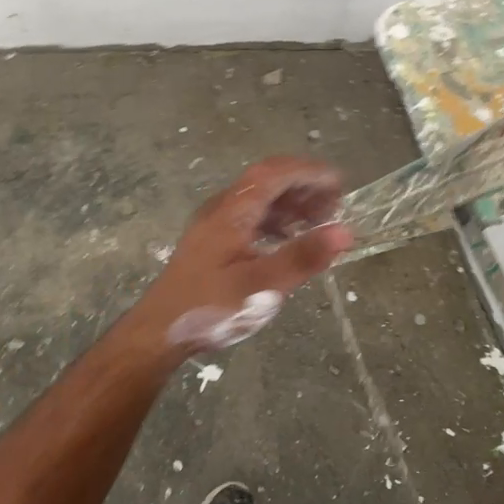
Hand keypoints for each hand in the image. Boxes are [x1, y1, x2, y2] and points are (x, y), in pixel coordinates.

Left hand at [131, 156, 354, 358]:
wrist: (159, 331)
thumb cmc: (209, 307)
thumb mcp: (262, 286)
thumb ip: (302, 257)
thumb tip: (344, 232)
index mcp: (232, 211)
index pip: (274, 173)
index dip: (309, 172)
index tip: (340, 183)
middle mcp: (222, 208)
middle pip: (267, 181)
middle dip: (304, 187)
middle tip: (335, 208)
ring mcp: (215, 224)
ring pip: (259, 198)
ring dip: (291, 204)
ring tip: (319, 224)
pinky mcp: (213, 241)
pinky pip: (250, 216)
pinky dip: (276, 220)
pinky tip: (289, 241)